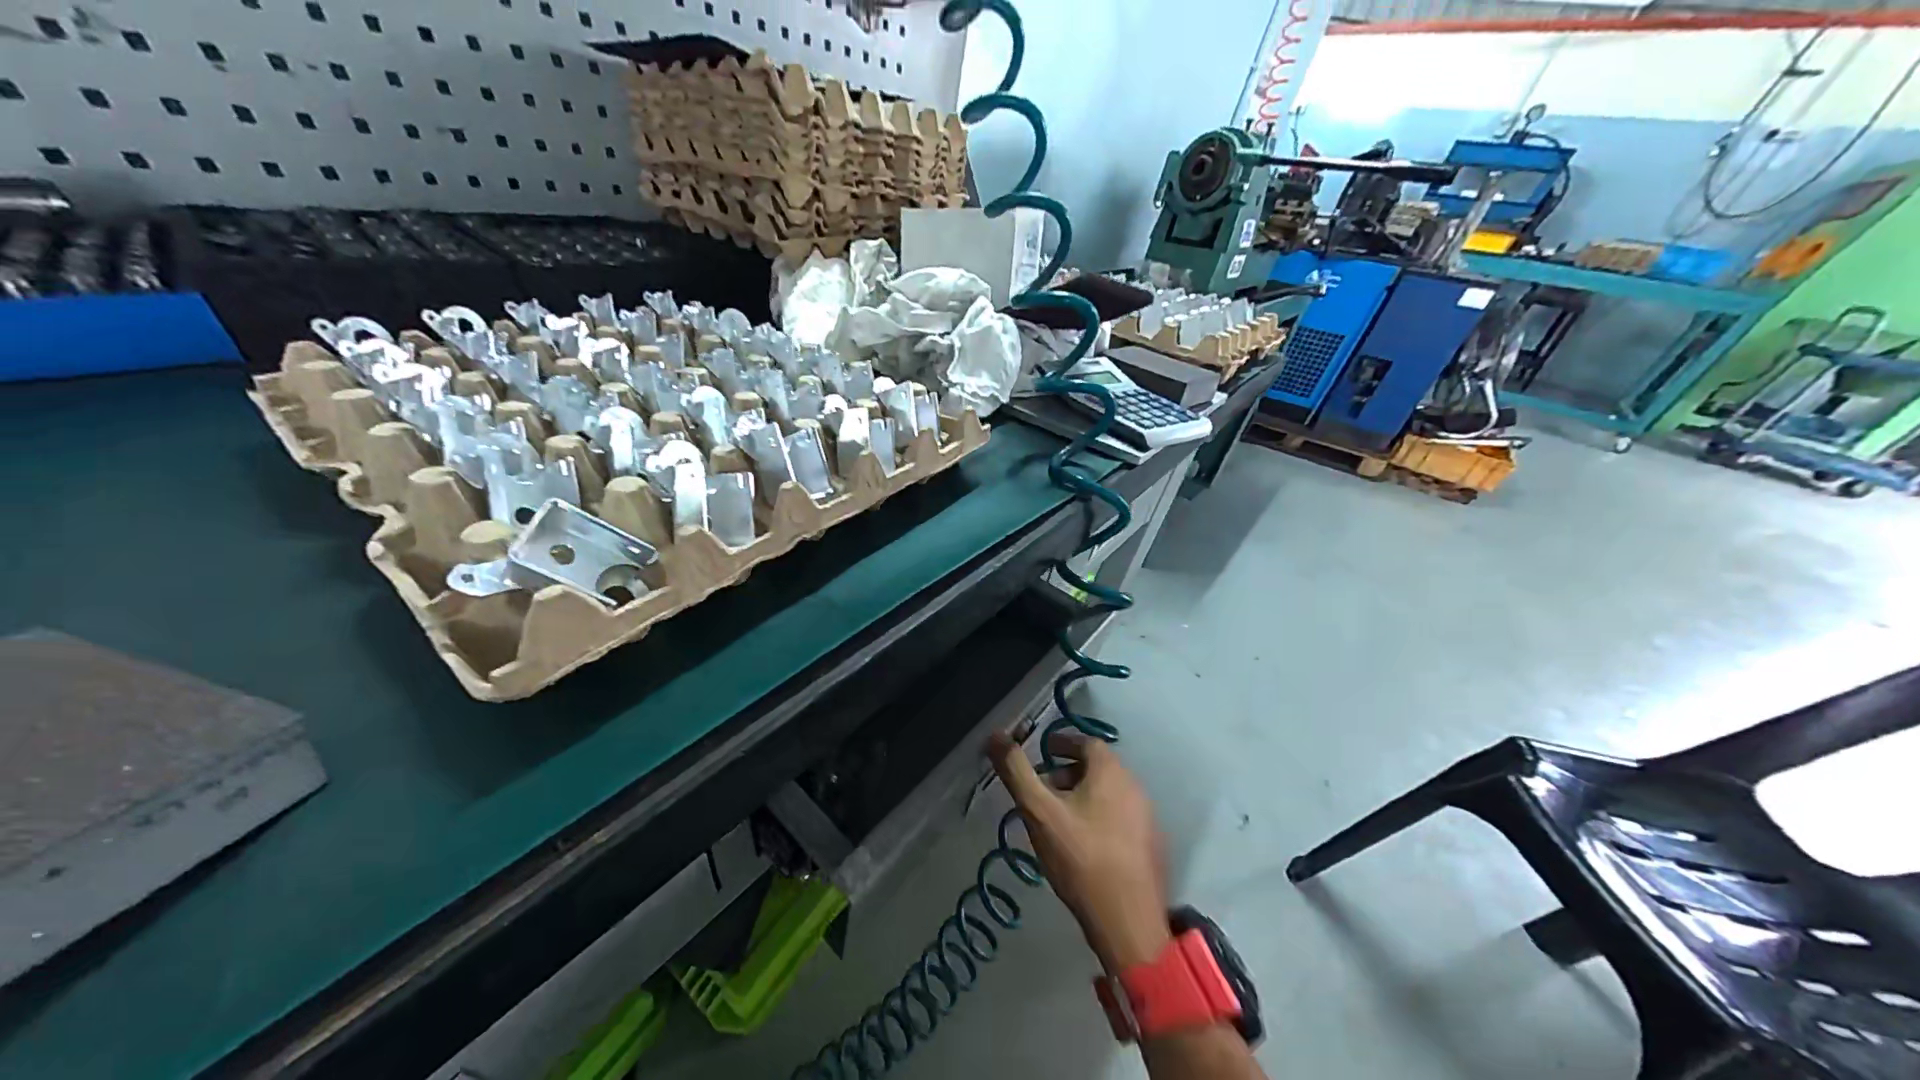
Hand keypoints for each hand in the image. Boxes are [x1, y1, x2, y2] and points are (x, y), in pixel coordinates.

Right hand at [988, 732, 1170, 974]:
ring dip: (1082, 797)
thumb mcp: (1039, 812)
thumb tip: (995, 736)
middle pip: (1098, 768)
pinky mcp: (1151, 846)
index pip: (1086, 742)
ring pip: (1108, 794)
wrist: (1128, 922)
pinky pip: (1120, 818)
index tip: (1041, 754)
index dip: (1061, 744)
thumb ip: (1016, 771)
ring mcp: (1147, 818)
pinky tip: (1081, 846)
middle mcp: (1134, 786)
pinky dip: (1098, 819)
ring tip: (1056, 821)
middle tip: (1041, 791)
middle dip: (1067, 772)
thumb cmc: (1080, 859)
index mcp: (1111, 771)